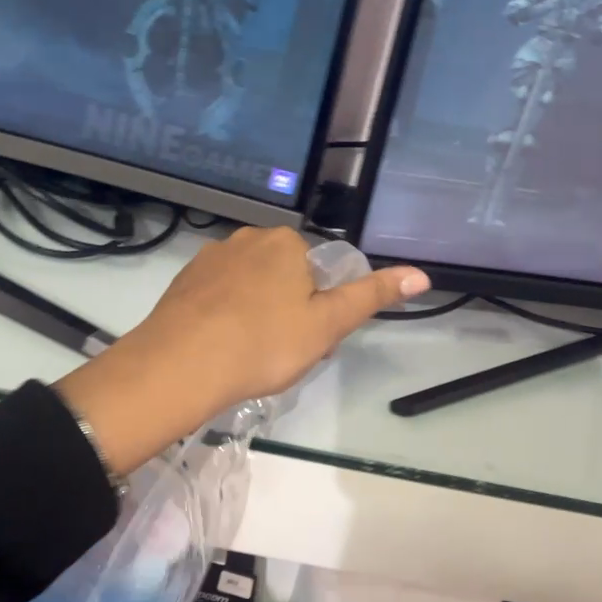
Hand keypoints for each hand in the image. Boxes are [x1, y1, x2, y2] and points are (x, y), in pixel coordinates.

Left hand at [53, 228, 428, 474]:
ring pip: (249, 284)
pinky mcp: (184, 279)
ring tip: (249, 354)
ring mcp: (211, 257)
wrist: (181, 364)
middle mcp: (248, 237)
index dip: (319, 308)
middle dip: (288, 308)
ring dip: (255, 311)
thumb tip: (420, 273)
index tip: (309, 339)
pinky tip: (221, 345)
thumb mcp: (328, 325)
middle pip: (284, 274)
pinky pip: (218, 295)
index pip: (318, 270)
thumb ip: (371, 296)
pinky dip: (225, 315)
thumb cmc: (264, 344)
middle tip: (282, 351)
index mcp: (286, 242)